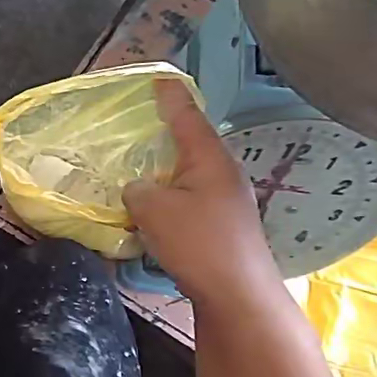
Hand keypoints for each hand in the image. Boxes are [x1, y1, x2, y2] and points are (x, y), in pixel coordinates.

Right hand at [123, 79, 277, 304]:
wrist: (238, 295)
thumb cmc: (199, 244)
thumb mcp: (155, 211)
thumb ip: (137, 191)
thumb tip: (138, 191)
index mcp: (209, 158)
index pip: (187, 115)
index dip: (170, 97)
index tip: (158, 80)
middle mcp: (223, 174)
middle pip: (191, 145)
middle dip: (166, 136)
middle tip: (140, 129)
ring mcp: (228, 202)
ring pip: (190, 177)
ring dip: (166, 174)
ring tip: (140, 174)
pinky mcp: (225, 228)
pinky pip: (192, 202)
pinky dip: (172, 201)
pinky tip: (156, 215)